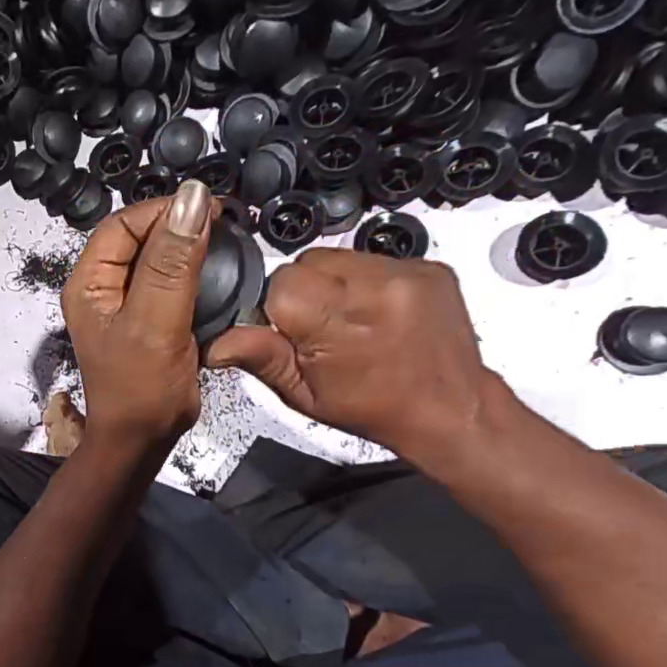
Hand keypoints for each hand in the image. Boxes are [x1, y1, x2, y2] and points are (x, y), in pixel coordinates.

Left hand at [62, 180, 214, 455]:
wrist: (144, 440)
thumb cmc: (139, 391)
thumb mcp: (154, 323)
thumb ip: (172, 263)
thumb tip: (191, 199)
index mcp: (90, 283)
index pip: (125, 225)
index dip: (164, 212)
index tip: (206, 210)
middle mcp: (106, 289)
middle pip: (144, 238)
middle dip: (182, 227)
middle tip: (223, 224)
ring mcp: (131, 305)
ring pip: (163, 259)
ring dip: (193, 250)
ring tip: (226, 244)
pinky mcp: (155, 320)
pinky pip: (176, 284)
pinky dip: (198, 275)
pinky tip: (220, 275)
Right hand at [205, 249, 501, 461]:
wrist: (448, 409)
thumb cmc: (378, 409)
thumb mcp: (305, 395)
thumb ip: (261, 359)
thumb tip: (218, 343)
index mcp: (336, 322)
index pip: (280, 282)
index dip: (278, 308)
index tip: (292, 332)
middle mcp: (374, 288)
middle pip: (307, 262)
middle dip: (305, 292)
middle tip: (324, 330)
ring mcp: (405, 273)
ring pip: (340, 256)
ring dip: (336, 285)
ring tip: (353, 322)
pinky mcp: (427, 266)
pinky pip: (375, 259)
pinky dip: (368, 282)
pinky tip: (377, 313)